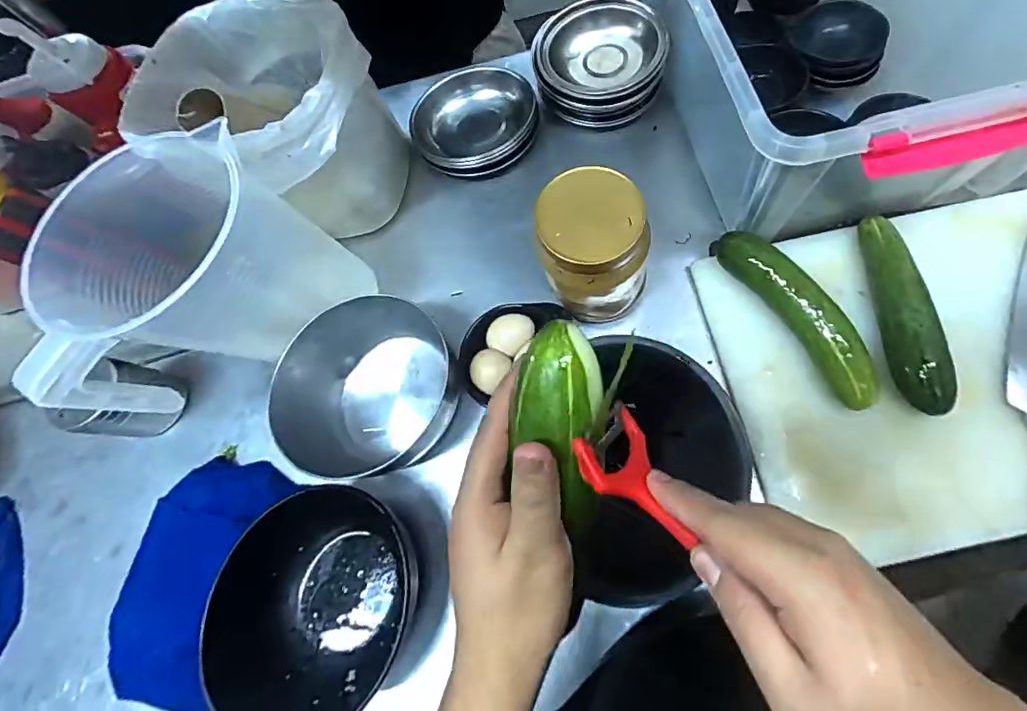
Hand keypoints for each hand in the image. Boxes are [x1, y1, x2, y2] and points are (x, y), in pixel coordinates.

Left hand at [441, 363, 572, 710]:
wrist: (500, 666)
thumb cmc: (518, 608)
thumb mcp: (534, 549)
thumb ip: (533, 493)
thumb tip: (532, 440)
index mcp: (476, 496)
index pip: (492, 432)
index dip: (508, 393)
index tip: (527, 360)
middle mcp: (474, 499)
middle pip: (495, 441)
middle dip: (517, 404)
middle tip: (546, 375)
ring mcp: (483, 516)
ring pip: (503, 460)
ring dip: (524, 429)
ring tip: (552, 403)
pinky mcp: (496, 531)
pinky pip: (513, 481)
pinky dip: (531, 459)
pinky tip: (552, 457)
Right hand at [650, 471, 1026, 710]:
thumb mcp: (790, 689)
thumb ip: (742, 614)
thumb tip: (703, 554)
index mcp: (803, 576)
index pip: (728, 526)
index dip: (685, 501)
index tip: (650, 479)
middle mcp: (822, 548)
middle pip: (747, 516)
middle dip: (704, 509)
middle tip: (661, 508)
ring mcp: (842, 552)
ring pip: (769, 520)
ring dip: (730, 520)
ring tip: (694, 529)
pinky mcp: (854, 564)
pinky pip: (790, 531)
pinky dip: (756, 531)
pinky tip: (745, 552)